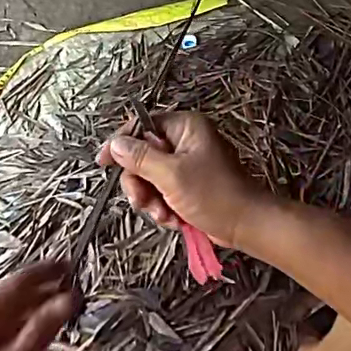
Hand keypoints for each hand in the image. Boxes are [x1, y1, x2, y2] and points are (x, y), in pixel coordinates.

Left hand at [0, 262, 76, 350]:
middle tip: (71, 289)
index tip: (69, 265)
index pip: (21, 281)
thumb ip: (43, 329)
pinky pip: (0, 335)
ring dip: (34, 313)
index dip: (47, 272)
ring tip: (60, 313)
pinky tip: (33, 342)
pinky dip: (21, 332)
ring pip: (8, 318)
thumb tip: (68, 299)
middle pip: (14, 298)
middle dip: (44, 292)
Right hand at [97, 111, 273, 248]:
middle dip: (141, 183)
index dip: (121, 143)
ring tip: (164, 214)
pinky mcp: (189, 184)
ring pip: (150, 177)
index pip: (143, 126)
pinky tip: (174, 219)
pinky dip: (164, 207)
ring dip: (152, 199)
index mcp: (186, 127)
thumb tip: (115, 143)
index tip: (104, 162)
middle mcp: (186, 140)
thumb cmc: (214, 195)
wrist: (246, 225)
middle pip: (143, 155)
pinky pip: (163, 191)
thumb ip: (140, 158)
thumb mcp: (171, 175)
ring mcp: (188, 163)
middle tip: (143, 201)